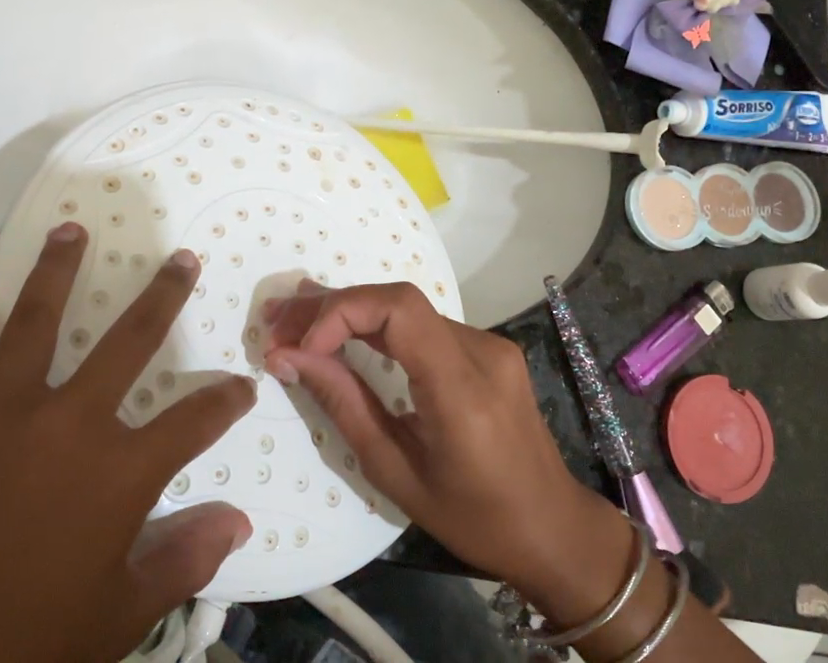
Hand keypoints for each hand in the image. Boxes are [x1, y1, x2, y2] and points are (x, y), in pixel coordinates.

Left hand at [0, 224, 257, 662]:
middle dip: (162, 298)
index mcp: (120, 473)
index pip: (193, 421)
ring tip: (73, 229)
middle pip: (128, 343)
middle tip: (182, 260)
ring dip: (59, 273)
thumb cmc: (26, 640)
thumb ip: (182, 559)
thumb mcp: (118, 614)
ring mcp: (4, 415)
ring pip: (37, 323)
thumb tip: (238, 523)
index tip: (243, 386)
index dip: (224, 401)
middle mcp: (70, 425)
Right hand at [261, 280, 628, 616]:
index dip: (341, 310)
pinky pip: (424, 326)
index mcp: (462, 389)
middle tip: (274, 320)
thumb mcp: (396, 472)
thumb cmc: (475, 518)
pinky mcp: (488, 349)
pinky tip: (340, 335)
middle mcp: (481, 350)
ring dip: (349, 314)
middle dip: (330, 306)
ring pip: (407, 310)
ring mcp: (489, 345)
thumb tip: (288, 357)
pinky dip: (378, 328)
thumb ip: (343, 405)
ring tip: (293, 324)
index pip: (399, 309)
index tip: (299, 345)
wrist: (553, 527)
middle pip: (397, 301)